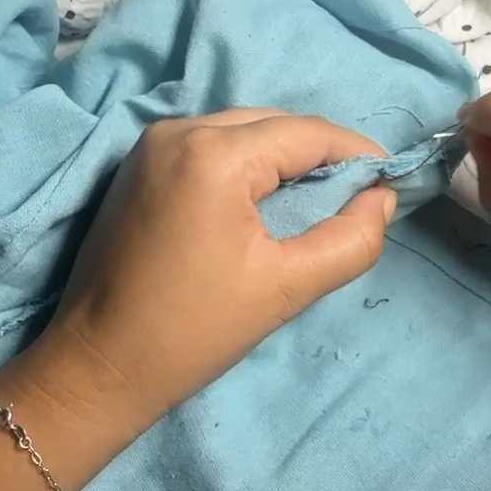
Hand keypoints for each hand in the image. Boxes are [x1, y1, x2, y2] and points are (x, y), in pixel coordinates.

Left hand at [28, 110, 396, 430]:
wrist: (98, 366)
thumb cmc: (193, 332)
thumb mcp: (287, 287)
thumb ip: (350, 239)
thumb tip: (381, 199)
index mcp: (213, 155)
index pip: (306, 134)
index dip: (357, 153)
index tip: (391, 179)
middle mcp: (178, 130)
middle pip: (274, 124)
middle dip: (322, 154)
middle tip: (358, 193)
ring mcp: (151, 144)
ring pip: (243, 131)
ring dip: (285, 156)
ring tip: (319, 195)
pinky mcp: (137, 164)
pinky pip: (211, 145)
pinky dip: (248, 162)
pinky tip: (265, 196)